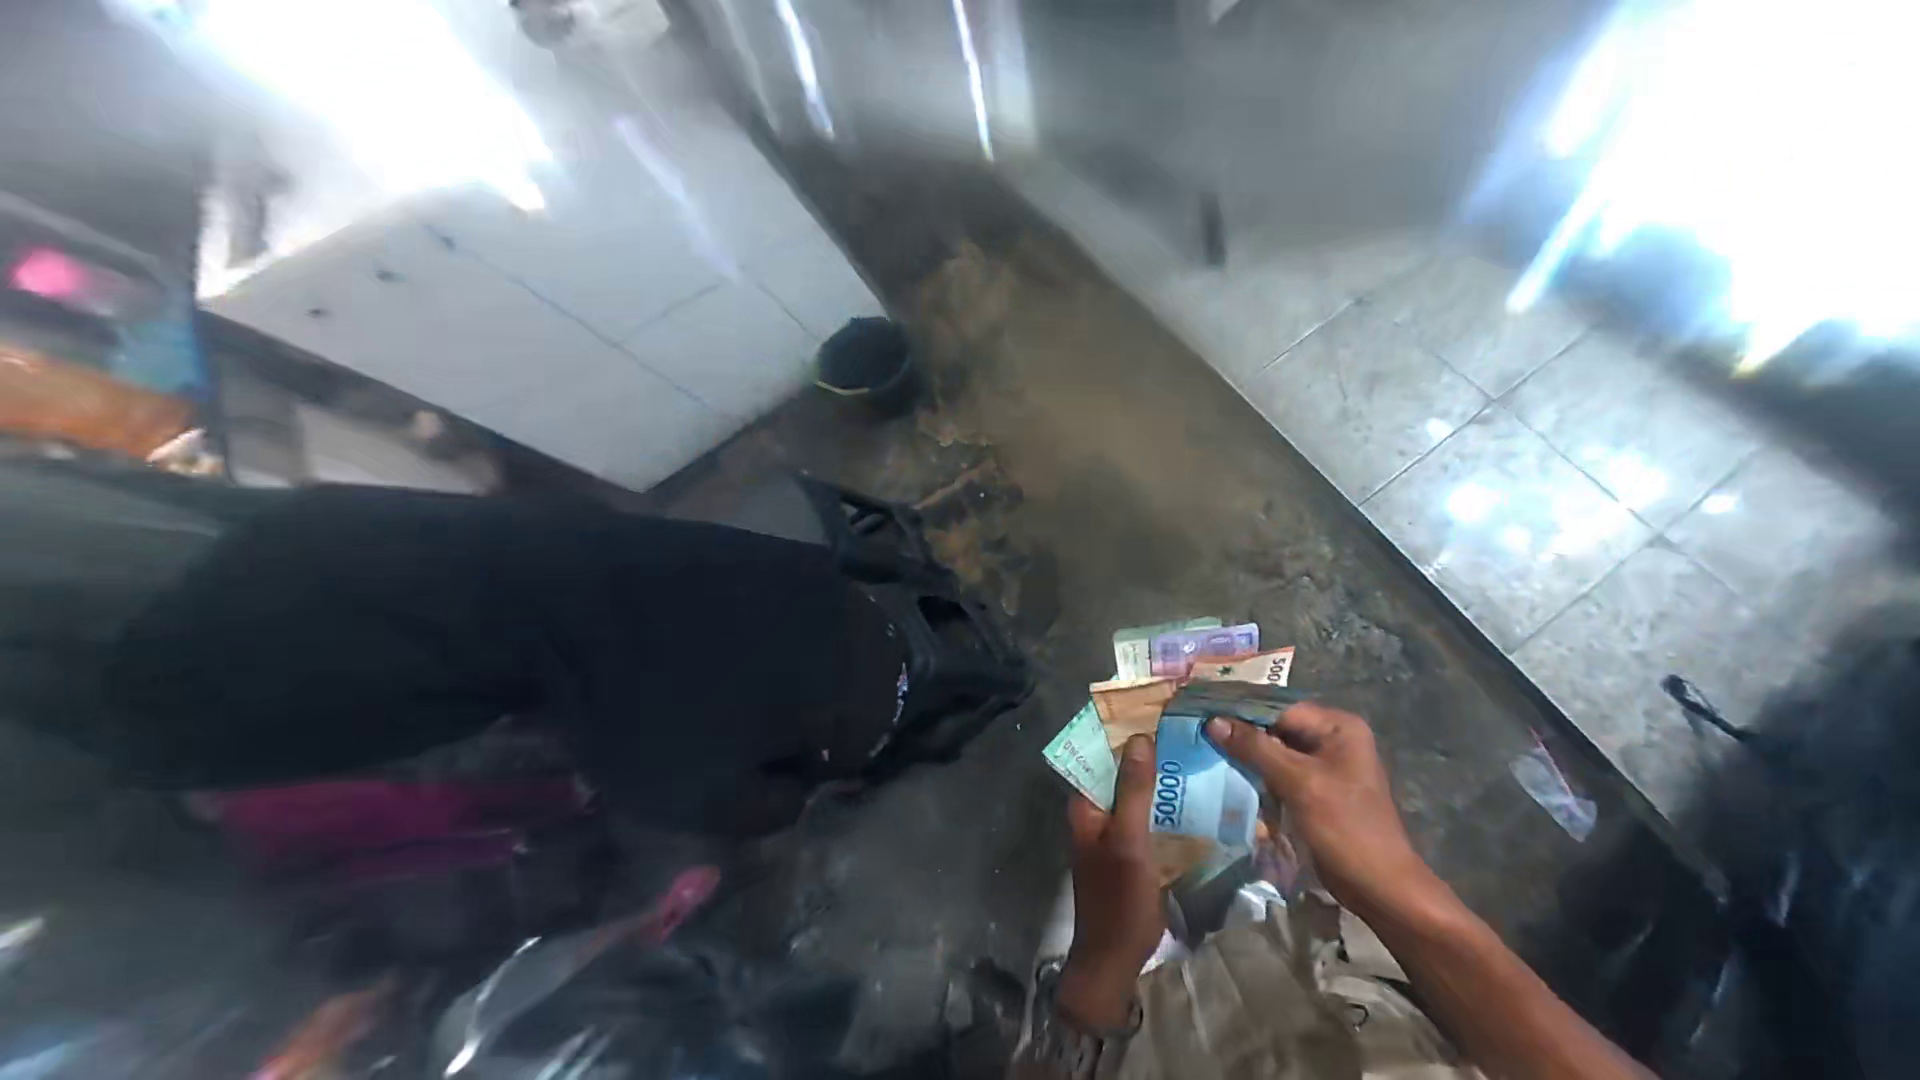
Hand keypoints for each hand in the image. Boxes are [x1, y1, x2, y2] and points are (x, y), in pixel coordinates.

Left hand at [1057, 734, 1163, 1029]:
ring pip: (1134, 791)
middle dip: (1145, 750)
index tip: (1151, 708)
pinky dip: (1162, 801)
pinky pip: (1145, 813)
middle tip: (1182, 727)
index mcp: (1084, 804)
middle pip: (1118, 770)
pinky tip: (1192, 793)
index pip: (1098, 753)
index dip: (1121, 730)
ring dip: (1156, 775)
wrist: (1116, 957)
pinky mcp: (1130, 847)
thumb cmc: (1118, 897)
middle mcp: (1094, 811)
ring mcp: (1112, 830)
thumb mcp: (1129, 839)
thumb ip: (1133, 790)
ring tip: (1192, 751)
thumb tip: (1139, 737)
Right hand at [1205, 705, 1437, 915]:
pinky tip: (1227, 773)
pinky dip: (1255, 772)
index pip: (1278, 707)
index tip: (1202, 713)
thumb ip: (1255, 748)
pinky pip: (1278, 770)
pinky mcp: (1314, 788)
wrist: (1379, 887)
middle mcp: (1332, 738)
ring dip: (1244, 753)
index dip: (1241, 711)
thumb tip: (1213, 721)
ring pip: (1273, 749)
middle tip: (1198, 731)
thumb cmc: (1346, 827)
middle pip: (1275, 726)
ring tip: (1205, 750)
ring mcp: (1323, 764)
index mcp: (1338, 726)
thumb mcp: (1298, 782)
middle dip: (1240, 732)